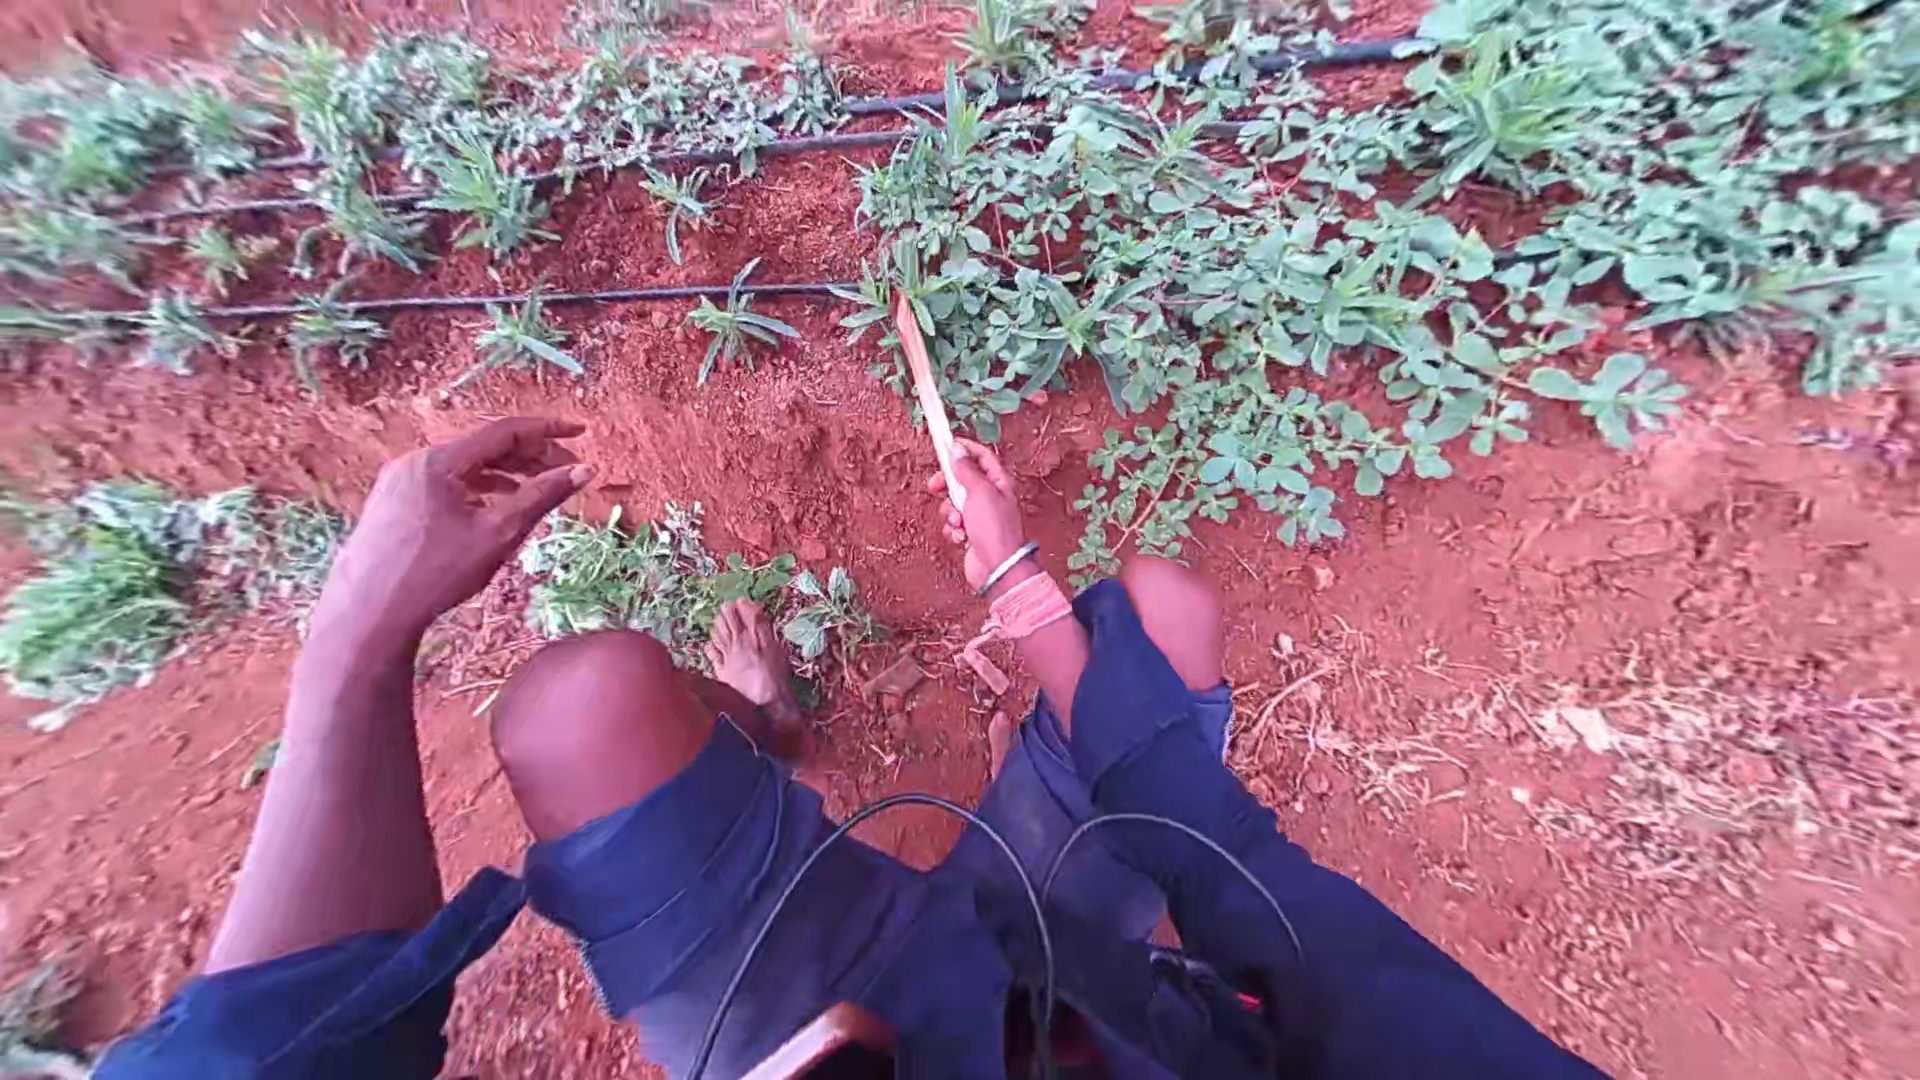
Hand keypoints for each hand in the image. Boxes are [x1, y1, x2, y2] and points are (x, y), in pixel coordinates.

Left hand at [314, 417, 592, 647]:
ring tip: (544, 488)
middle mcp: (417, 462)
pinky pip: (453, 481)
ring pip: (470, 465)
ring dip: (512, 471)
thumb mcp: (501, 531)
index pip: (504, 431)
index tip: (580, 432)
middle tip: (570, 471)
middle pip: (487, 446)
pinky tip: (505, 504)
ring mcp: (403, 481)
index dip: (547, 430)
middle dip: (534, 454)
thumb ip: (544, 495)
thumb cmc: (438, 571)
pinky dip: (487, 486)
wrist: (369, 613)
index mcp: (439, 462)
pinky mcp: (398, 502)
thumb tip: (586, 470)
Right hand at [926, 438, 1027, 591]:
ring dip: (950, 512)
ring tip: (958, 522)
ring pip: (953, 503)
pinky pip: (953, 524)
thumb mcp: (979, 492)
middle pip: (962, 480)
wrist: (997, 568)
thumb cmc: (994, 529)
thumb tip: (956, 450)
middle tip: (934, 486)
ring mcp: (980, 516)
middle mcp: (990, 497)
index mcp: (998, 482)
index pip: (981, 457)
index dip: (964, 449)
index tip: (945, 446)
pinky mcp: (970, 533)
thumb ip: (966, 470)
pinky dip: (953, 529)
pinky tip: (961, 538)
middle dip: (947, 484)